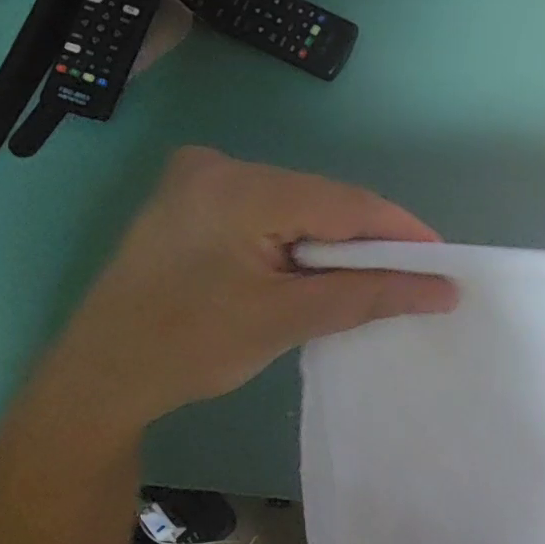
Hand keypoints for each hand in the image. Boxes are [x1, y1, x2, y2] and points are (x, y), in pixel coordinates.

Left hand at [40, 148, 456, 429]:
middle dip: (368, 239)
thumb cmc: (190, 349)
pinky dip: (299, 239)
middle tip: (412, 277)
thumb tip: (444, 290)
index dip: (401, 231)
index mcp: (238, 187)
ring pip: (297, 205)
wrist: (100, 377)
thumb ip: (370, 296)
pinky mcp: (191, 200)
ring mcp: (199, 179)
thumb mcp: (287, 320)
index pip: (345, 202)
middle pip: (322, 199)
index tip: (443, 263)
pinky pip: (268, 211)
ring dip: (334, 241)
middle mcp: (218, 166)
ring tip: (370, 279)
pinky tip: (314, 269)